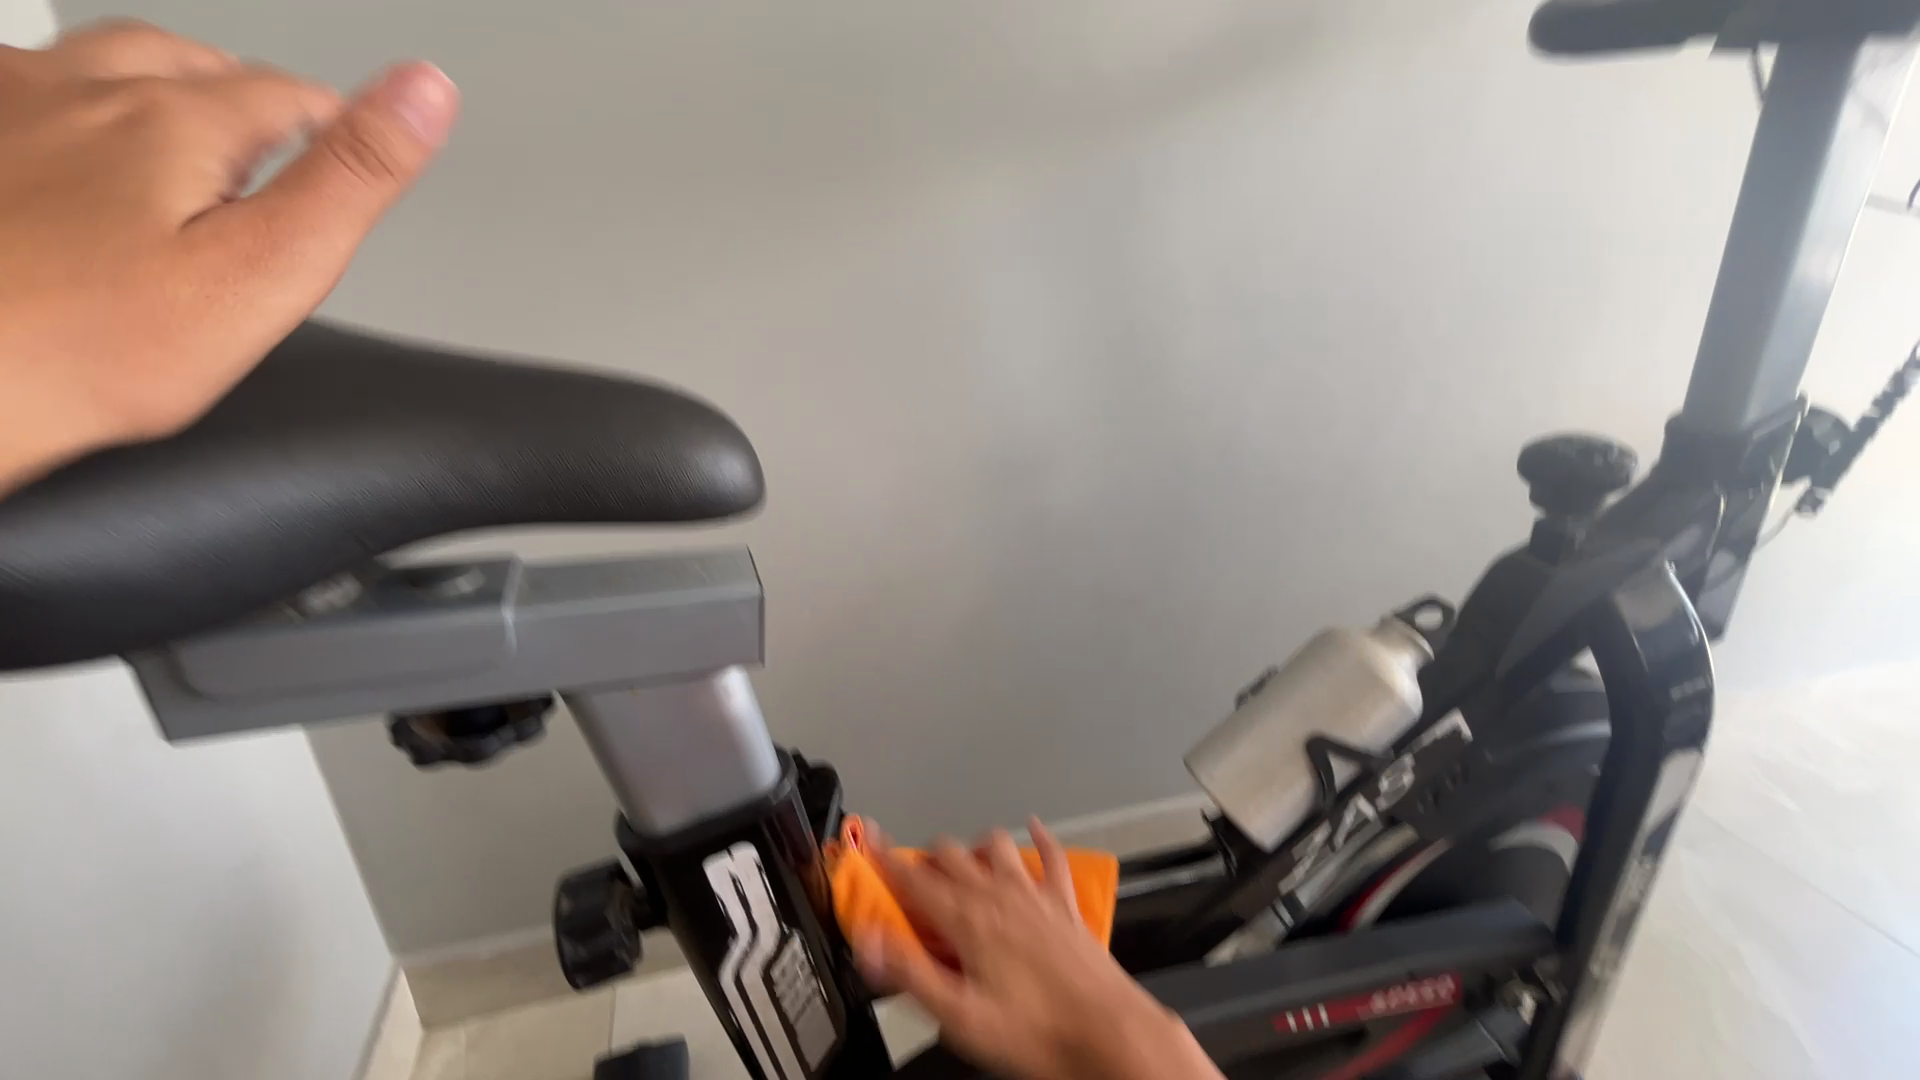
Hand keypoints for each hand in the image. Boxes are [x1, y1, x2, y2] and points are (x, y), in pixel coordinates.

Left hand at [0, 19, 458, 493]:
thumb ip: (354, 174)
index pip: (284, 94)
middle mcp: (70, 92)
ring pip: (95, 65)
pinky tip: (84, 149)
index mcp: (170, 122)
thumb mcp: (276, 262)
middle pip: (186, 65)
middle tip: (282, 141)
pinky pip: (18, 90)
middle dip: (245, 98)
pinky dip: (73, 108)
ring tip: (197, 139)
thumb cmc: (103, 343)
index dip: (335, 123)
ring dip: (160, 89)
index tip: (355, 148)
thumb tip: (424, 90)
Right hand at [855, 818, 1221, 1079]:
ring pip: (996, 846)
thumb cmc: (1036, 1031)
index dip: (886, 859)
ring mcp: (1034, 894)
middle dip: (926, 857)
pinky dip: (1041, 838)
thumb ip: (911, 973)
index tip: (870, 842)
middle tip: (913, 870)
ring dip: (975, 847)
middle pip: (951, 855)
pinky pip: (1052, 856)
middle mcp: (999, 895)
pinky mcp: (1064, 903)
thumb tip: (870, 943)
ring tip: (964, 858)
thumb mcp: (959, 1016)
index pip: (915, 878)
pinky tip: (1035, 827)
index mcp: (968, 920)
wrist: (1105, 1031)